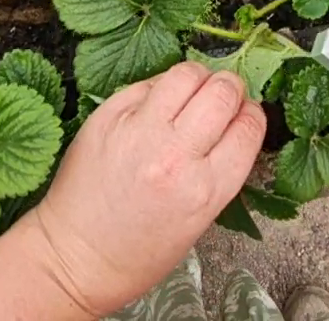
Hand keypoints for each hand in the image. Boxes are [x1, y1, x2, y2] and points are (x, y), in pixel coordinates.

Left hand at [21, 62, 265, 316]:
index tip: (245, 113)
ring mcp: (139, 129)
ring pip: (186, 73)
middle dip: (230, 88)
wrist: (76, 255)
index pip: (248, 127)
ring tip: (192, 91)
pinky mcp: (109, 113)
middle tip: (223, 95)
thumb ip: (220, 168)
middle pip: (222, 92)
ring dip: (198, 77)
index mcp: (204, 189)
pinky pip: (149, 81)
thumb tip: (235, 120)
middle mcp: (174, 154)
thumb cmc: (139, 249)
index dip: (252, 113)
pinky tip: (158, 102)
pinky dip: (160, 86)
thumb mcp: (199, 219)